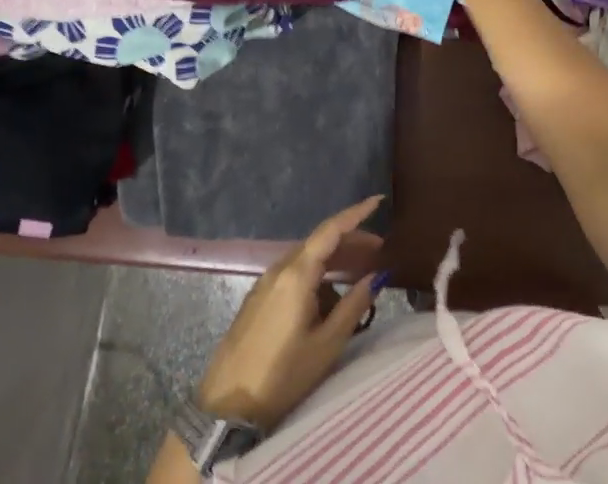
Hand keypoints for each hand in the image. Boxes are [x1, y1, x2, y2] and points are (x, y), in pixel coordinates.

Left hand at [196, 196, 386, 430]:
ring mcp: (264, 285)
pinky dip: (317, 275)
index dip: (355, 214)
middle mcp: (278, 271)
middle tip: (380, 251)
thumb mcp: (328, 343)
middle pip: (319, 243)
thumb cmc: (283, 374)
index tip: (378, 201)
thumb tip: (376, 277)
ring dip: (334, 260)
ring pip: (306, 259)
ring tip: (361, 274)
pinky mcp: (258, 300)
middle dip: (350, 241)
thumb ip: (355, 305)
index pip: (330, 231)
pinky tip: (331, 296)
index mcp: (296, 275)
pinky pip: (293, 275)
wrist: (228, 406)